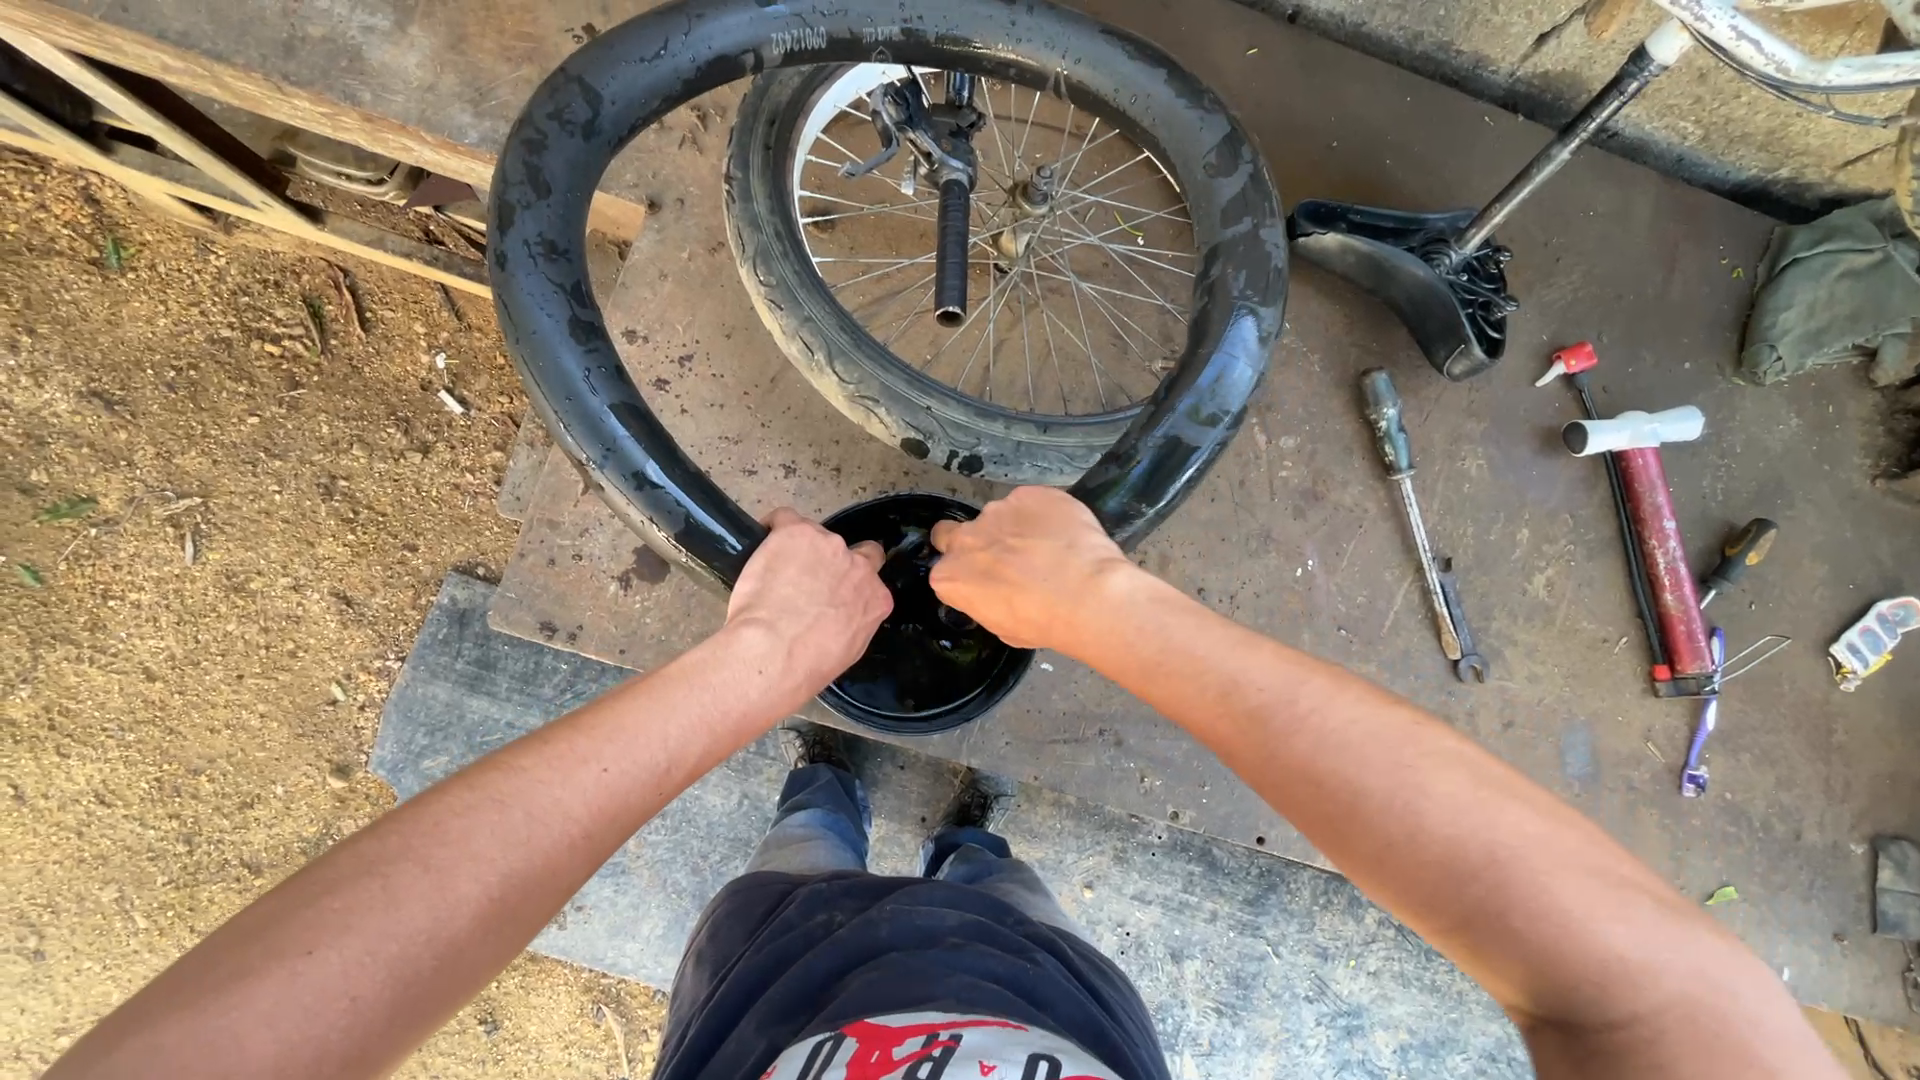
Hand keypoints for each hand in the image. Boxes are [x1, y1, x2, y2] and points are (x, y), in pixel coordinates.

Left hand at [726, 508, 892, 690]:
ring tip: (775, 572)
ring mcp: (828, 545)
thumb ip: (853, 623)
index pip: (870, 576)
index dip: (850, 578)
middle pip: (848, 550)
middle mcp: (857, 566)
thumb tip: (840, 618)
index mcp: (875, 598)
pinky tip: (762, 542)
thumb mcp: (848, 651)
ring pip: (814, 535)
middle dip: (829, 561)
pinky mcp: (795, 532)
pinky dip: (773, 527)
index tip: (833, 586)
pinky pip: (785, 518)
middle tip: (803, 578)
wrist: (776, 652)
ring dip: (799, 548)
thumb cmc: (807, 662)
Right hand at [928, 486, 1140, 650]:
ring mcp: (997, 510)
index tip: (988, 585)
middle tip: (1005, 559)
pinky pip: (1031, 502)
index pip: (947, 572)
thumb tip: (997, 592)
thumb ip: (985, 600)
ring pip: (998, 517)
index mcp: (949, 576)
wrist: (1086, 595)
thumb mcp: (1002, 628)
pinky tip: (1064, 533)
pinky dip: (1043, 514)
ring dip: (1015, 529)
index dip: (967, 578)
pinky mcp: (1029, 494)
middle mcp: (966, 538)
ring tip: (1048, 548)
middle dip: (974, 544)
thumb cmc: (1043, 622)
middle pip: (953, 534)